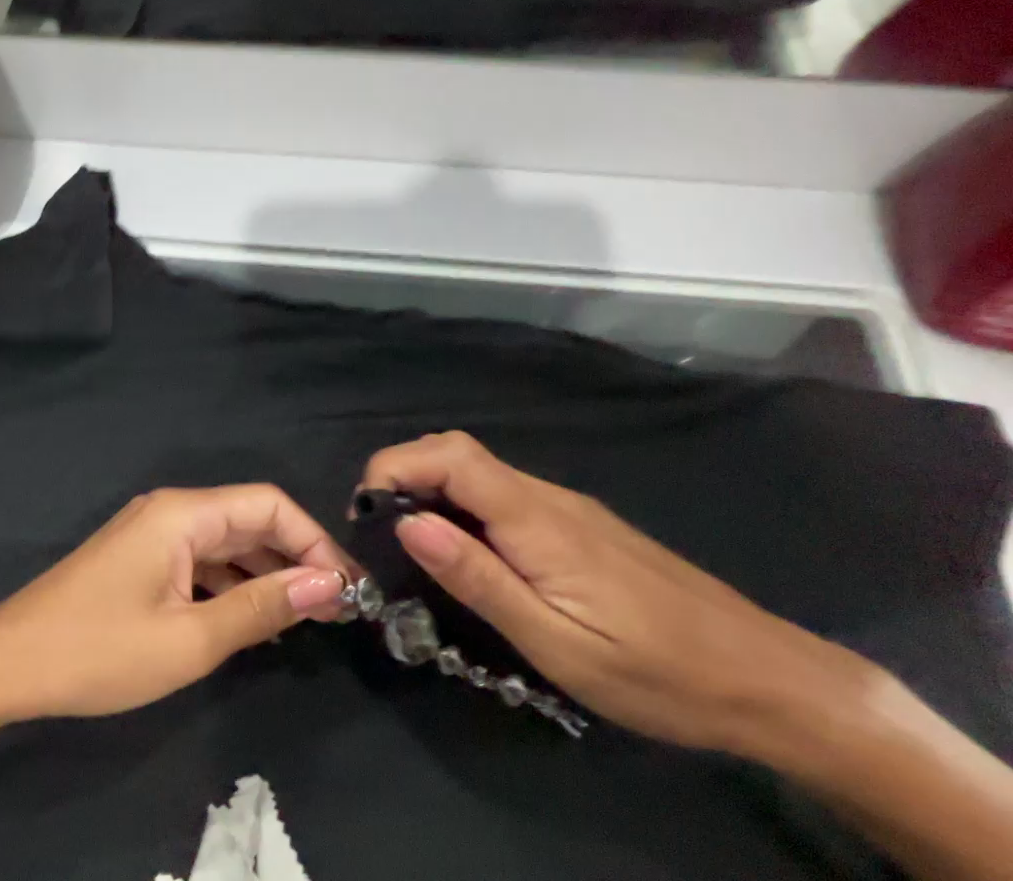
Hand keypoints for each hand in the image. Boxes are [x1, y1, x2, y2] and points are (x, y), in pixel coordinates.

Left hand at [0, 486, 357, 719]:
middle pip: (249, 520)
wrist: (8, 665)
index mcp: (182, 514)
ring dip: (266, 575)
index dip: (316, 542)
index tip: (350, 591)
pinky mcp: (136, 563)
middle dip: (296, 559)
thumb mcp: (191, 638)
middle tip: (337, 611)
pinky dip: (231, 587)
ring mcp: (148, 537)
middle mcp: (168, 513)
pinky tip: (252, 622)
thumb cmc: (100, 651)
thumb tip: (331, 583)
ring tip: (305, 621)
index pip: (270, 505)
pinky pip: (198, 563)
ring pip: (225, 544)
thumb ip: (263, 607)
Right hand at [362, 432, 883, 758]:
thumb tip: (409, 522)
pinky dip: (465, 510)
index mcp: (539, 520)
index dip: (394, 465)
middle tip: (377, 533)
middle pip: (460, 454)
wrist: (775, 685)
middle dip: (403, 476)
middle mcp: (552, 499)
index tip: (364, 511)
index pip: (450, 456)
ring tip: (410, 549)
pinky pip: (507, 499)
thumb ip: (478, 578)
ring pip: (482, 475)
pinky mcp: (586, 530)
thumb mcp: (556, 642)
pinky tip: (469, 558)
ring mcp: (573, 511)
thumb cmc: (659, 674)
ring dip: (431, 494)